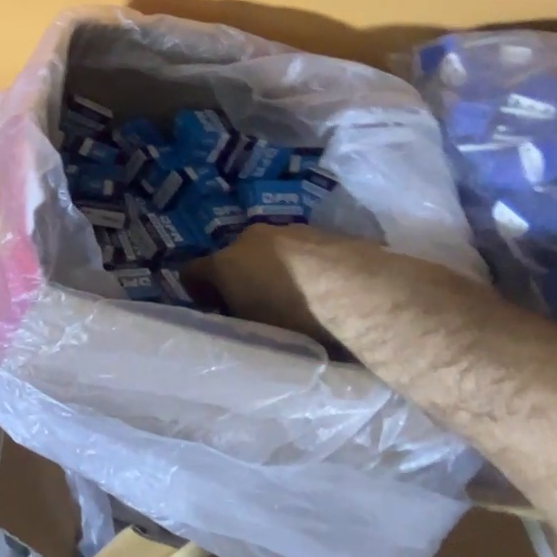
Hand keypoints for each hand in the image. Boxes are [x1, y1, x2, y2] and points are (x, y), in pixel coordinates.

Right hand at [185, 224, 341, 343]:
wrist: (364, 296)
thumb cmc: (294, 316)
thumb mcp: (250, 325)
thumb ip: (233, 312)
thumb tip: (232, 312)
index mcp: (224, 261)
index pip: (192, 271)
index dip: (197, 290)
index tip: (212, 308)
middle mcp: (251, 237)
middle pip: (233, 255)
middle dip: (240, 275)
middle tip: (255, 303)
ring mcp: (290, 230)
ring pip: (270, 250)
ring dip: (275, 268)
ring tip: (295, 296)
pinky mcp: (327, 232)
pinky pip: (303, 250)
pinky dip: (305, 265)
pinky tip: (324, 288)